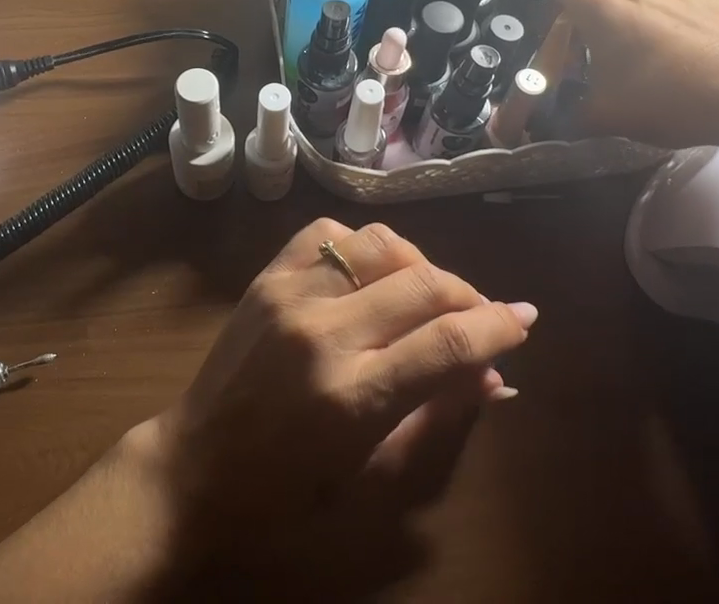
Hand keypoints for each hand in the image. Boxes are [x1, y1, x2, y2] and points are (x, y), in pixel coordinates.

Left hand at [147, 218, 535, 545]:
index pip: (447, 342)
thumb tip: (494, 378)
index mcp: (353, 396)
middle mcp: (324, 334)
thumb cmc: (286, 488)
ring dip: (421, 264)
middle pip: (424, 285)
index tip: (524, 320)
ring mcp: (290, 296)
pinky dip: (364, 244)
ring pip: (382, 245)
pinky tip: (372, 271)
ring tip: (429, 294)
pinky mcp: (266, 277)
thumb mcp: (370, 468)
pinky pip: (328, 232)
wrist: (194, 466)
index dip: (498, 327)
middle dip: (471, 296)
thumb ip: (436, 416)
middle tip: (483, 315)